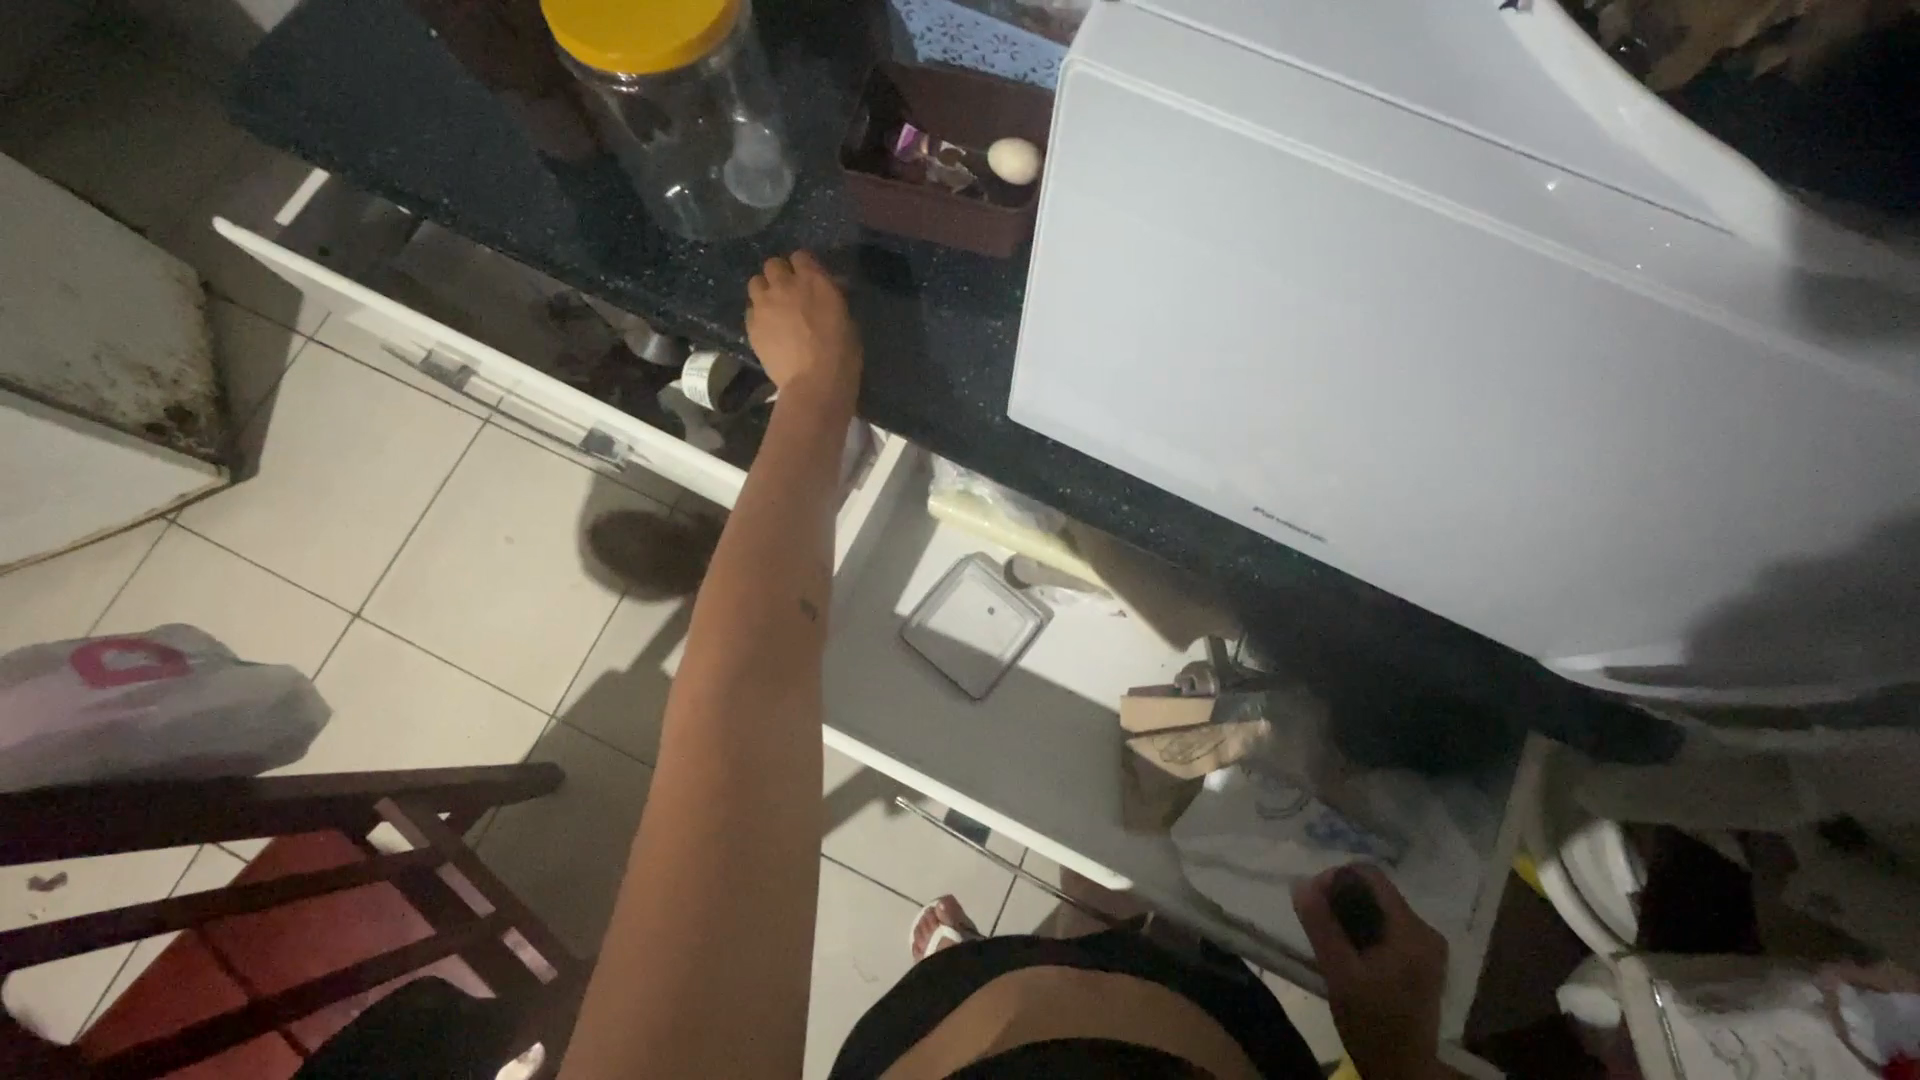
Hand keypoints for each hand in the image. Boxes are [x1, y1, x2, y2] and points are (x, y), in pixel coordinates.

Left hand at [745, 251, 861, 405]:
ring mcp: (764, 305)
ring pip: (755, 283)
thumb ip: (832, 298)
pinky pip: (750, 310)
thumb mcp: (847, 319)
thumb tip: (827, 290)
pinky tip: (767, 328)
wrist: (815, 383)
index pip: (800, 256)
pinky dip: (758, 314)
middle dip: (779, 275)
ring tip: (773, 307)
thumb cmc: (841, 354)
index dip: (803, 267)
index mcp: (813, 280)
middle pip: (772, 264)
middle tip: (788, 292)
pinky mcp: (752, 326)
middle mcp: (784, 285)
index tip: (808, 279)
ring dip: (765, 291)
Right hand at [1293, 864, 1447, 1079]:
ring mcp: (1427, 947)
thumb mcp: (1339, 973)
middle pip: (1375, 891)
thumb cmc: (1371, 1023)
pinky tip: (1347, 952)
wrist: (1403, 1072)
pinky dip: (1362, 929)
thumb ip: (1321, 925)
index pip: (1371, 876)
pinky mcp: (1422, 960)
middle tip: (1316, 922)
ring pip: (1378, 908)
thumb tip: (1300, 882)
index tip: (1312, 900)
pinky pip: (1386, 926)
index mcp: (1412, 931)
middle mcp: (1426, 931)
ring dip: (1349, 914)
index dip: (1336, 878)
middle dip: (1340, 898)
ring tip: (1329, 938)